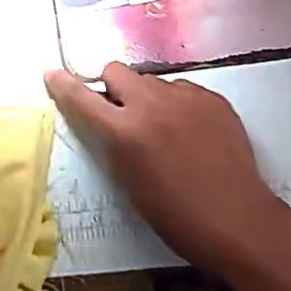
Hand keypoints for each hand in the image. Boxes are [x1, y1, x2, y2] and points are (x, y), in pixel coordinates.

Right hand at [44, 64, 290, 276]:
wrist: (237, 220)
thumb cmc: (175, 215)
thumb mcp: (129, 182)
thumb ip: (114, 143)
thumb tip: (108, 119)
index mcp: (125, 132)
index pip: (83, 98)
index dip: (64, 85)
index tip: (53, 74)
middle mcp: (153, 104)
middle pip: (117, 70)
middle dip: (112, 86)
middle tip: (121, 111)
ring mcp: (187, 97)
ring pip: (153, 81)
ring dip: (149, 97)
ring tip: (165, 129)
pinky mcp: (213, 98)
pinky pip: (183, 90)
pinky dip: (178, 105)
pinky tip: (193, 133)